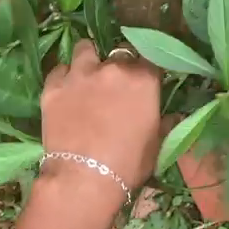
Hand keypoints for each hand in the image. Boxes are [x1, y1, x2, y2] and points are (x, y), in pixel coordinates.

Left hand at [41, 41, 162, 191]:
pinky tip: (66, 91)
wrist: (83, 179)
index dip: (148, 70)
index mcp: (144, 80)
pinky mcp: (53, 86)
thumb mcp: (156, 145)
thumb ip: (166, 123)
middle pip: (120, 53)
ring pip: (85, 48)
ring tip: (88, 76)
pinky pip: (59, 70)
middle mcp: (113, 68)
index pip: (151, 59)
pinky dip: (64, 77)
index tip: (145, 82)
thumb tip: (175, 116)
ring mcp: (80, 74)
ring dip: (89, 59)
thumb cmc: (128, 165)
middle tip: (116, 86)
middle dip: (120, 66)